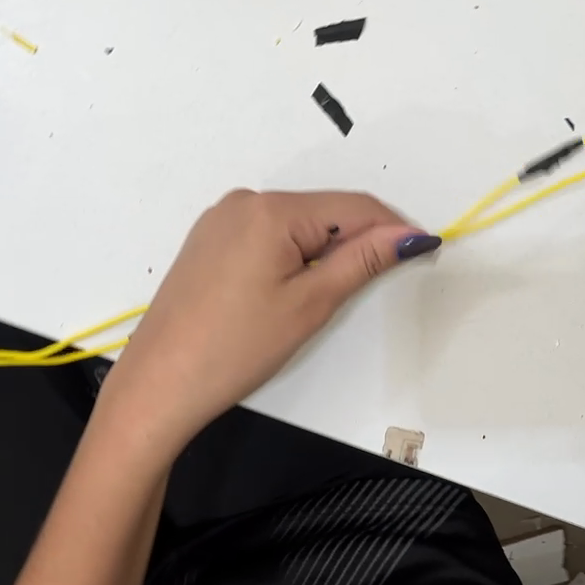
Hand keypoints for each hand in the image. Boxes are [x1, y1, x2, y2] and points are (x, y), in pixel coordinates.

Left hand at [99, 190, 438, 449]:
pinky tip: (288, 290)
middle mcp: (244, 201)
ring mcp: (220, 219)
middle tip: (378, 281)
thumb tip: (410, 234)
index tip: (425, 250)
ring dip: (324, 249)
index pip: (353, 205)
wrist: (159, 384)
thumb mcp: (310, 304)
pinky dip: (291, 254)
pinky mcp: (208, 239)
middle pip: (323, 212)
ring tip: (327, 296)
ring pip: (295, 224)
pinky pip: (266, 234)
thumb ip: (364, 260)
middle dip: (357, 240)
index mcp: (271, 209)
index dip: (393, 227)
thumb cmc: (237, 348)